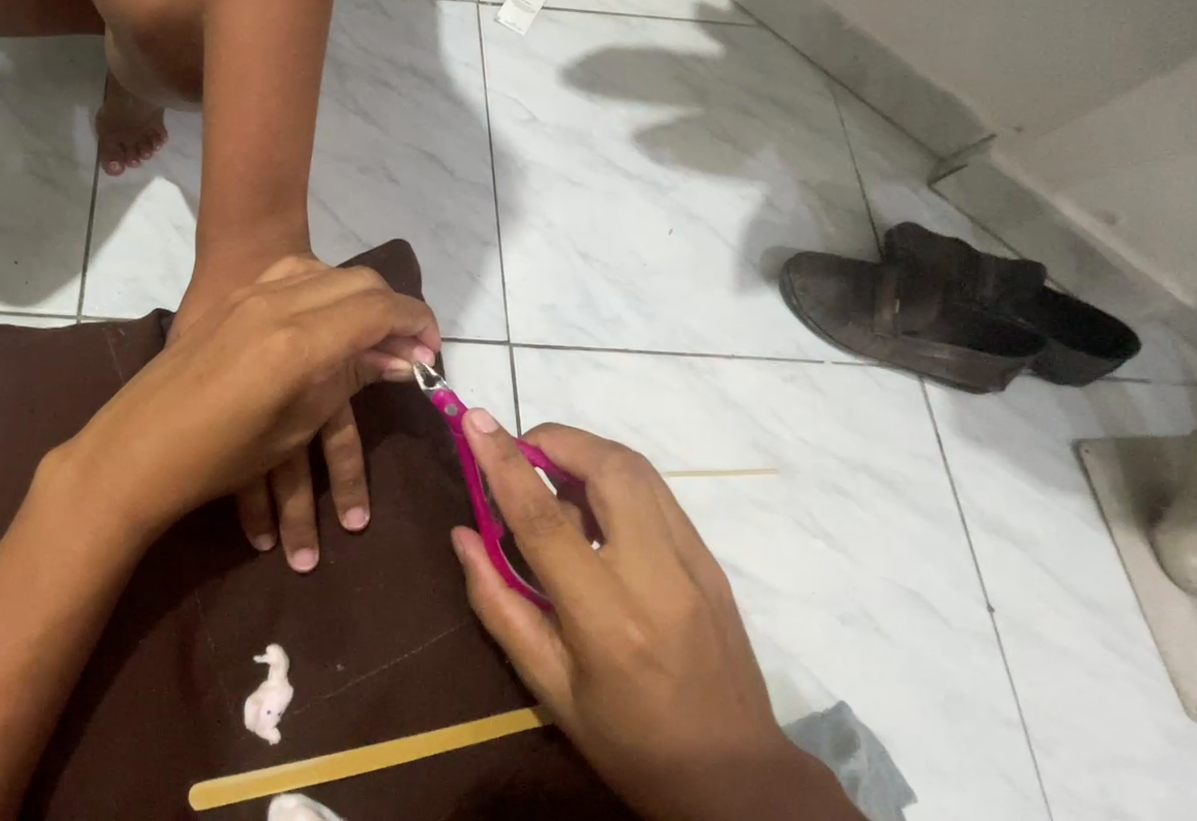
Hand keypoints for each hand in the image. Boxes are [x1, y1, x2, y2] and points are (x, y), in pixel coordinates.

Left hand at [64, 260, 439, 540]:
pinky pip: (292, 274)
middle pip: (360, 283)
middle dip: (395, 309)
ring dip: (360, 297)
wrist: (135, 446)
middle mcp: (279, 303)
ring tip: (374, 335)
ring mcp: (251, 295)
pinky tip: (326, 318)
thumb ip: (346, 378)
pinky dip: (322, 288)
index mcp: (300, 343)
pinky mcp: (232, 300)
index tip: (433, 351)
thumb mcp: (293, 426)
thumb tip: (394, 356)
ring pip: (328, 272)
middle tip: (409, 349)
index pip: (379, 310)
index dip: (416, 324)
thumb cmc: (218, 456)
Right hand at [450, 415, 859, 820]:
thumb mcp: (547, 685)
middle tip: (518, 452)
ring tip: (549, 475)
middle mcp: (656, 576)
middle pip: (610, 468)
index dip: (503, 462)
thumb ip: (498, 603)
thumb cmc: (626, 739)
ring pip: (639, 471)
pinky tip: (590, 510)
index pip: (545, 517)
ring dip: (585, 453)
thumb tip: (463, 534)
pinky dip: (613, 478)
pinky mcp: (710, 561)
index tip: (473, 420)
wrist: (734, 776)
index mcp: (605, 616)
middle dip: (556, 439)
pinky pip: (656, 494)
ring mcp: (694, 563)